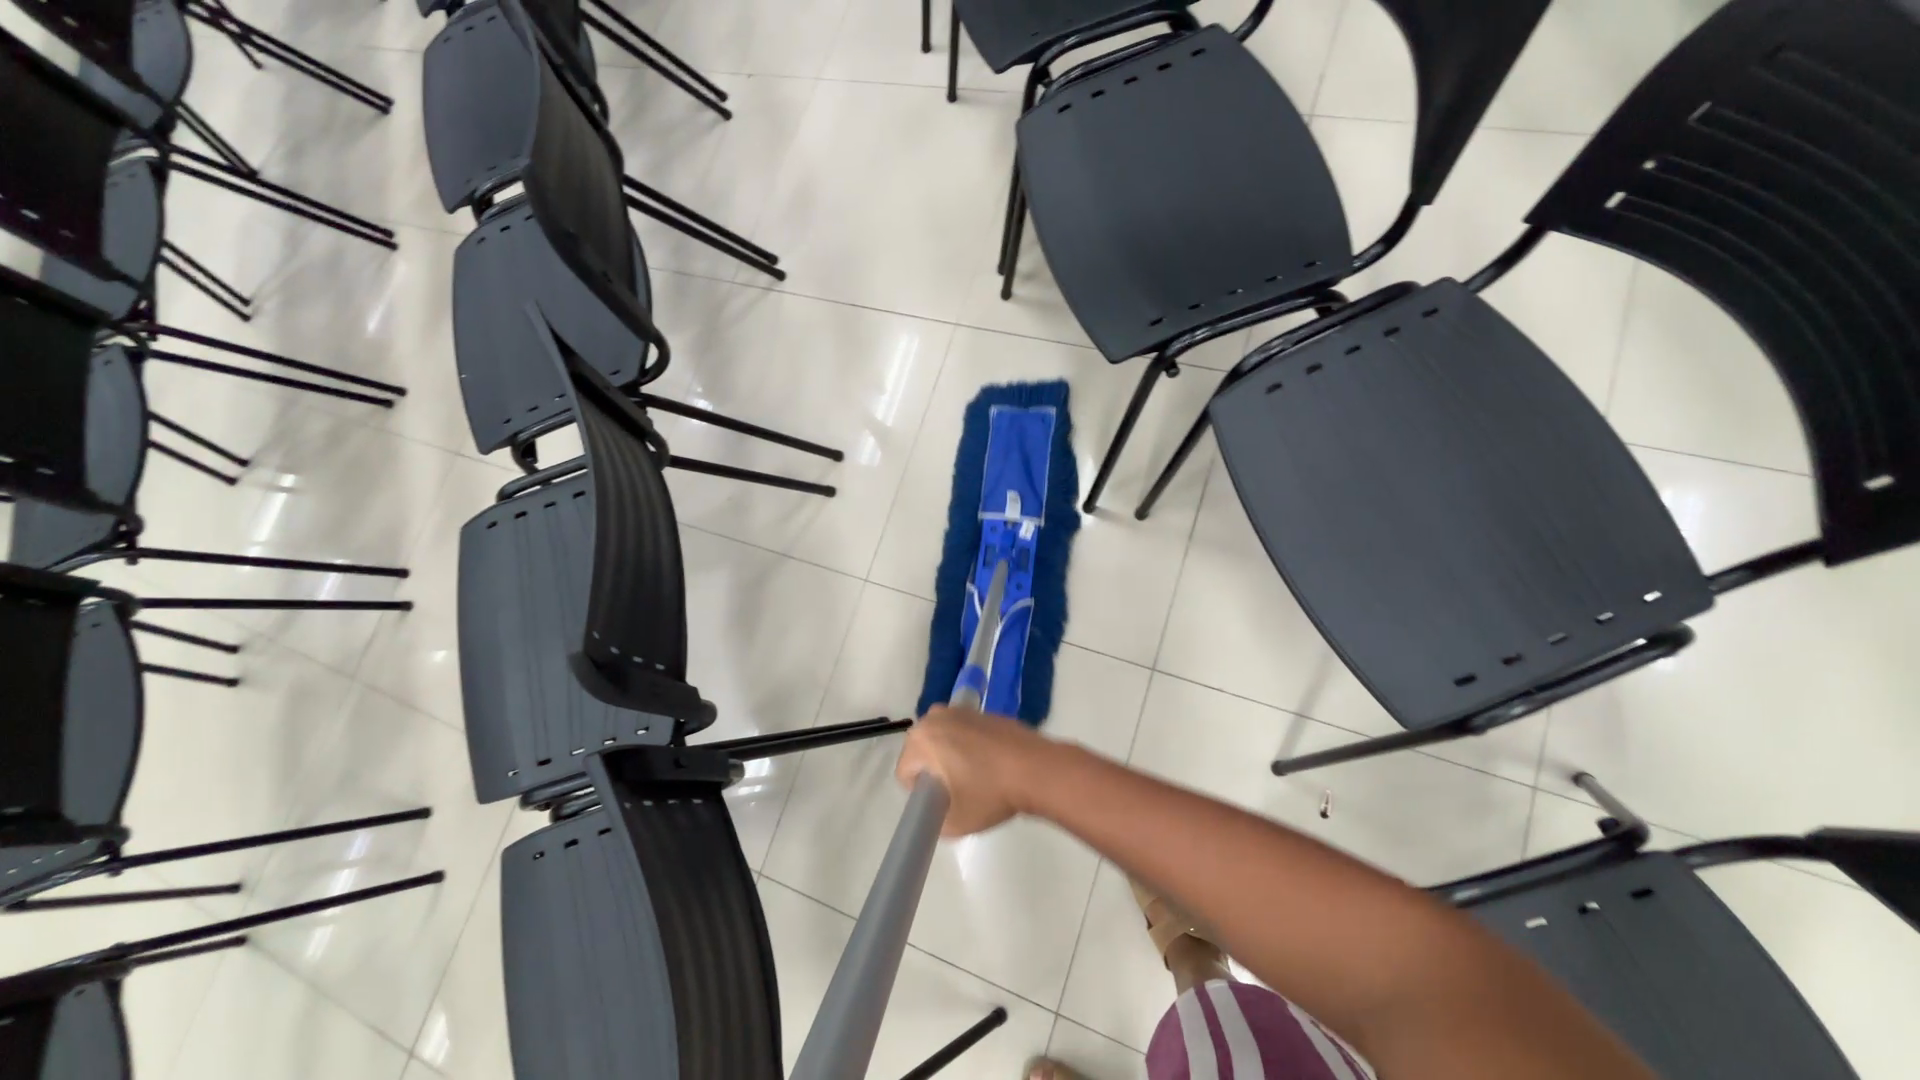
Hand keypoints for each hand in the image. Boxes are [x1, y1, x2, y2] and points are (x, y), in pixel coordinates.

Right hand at [895, 705, 1049, 835]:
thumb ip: (935, 821)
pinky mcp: (985, 712)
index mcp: (922, 739)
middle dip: (935, 771)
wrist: (1038, 769)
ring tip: (976, 778)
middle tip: (958, 791)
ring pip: (943, 741)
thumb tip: (938, 814)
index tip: (944, 803)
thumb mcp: (956, 823)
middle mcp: (936, 717)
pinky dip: (971, 747)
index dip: (922, 794)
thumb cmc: (991, 793)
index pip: (905, 772)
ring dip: (951, 758)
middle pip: (922, 752)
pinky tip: (991, 765)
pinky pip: (965, 733)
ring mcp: (962, 711)